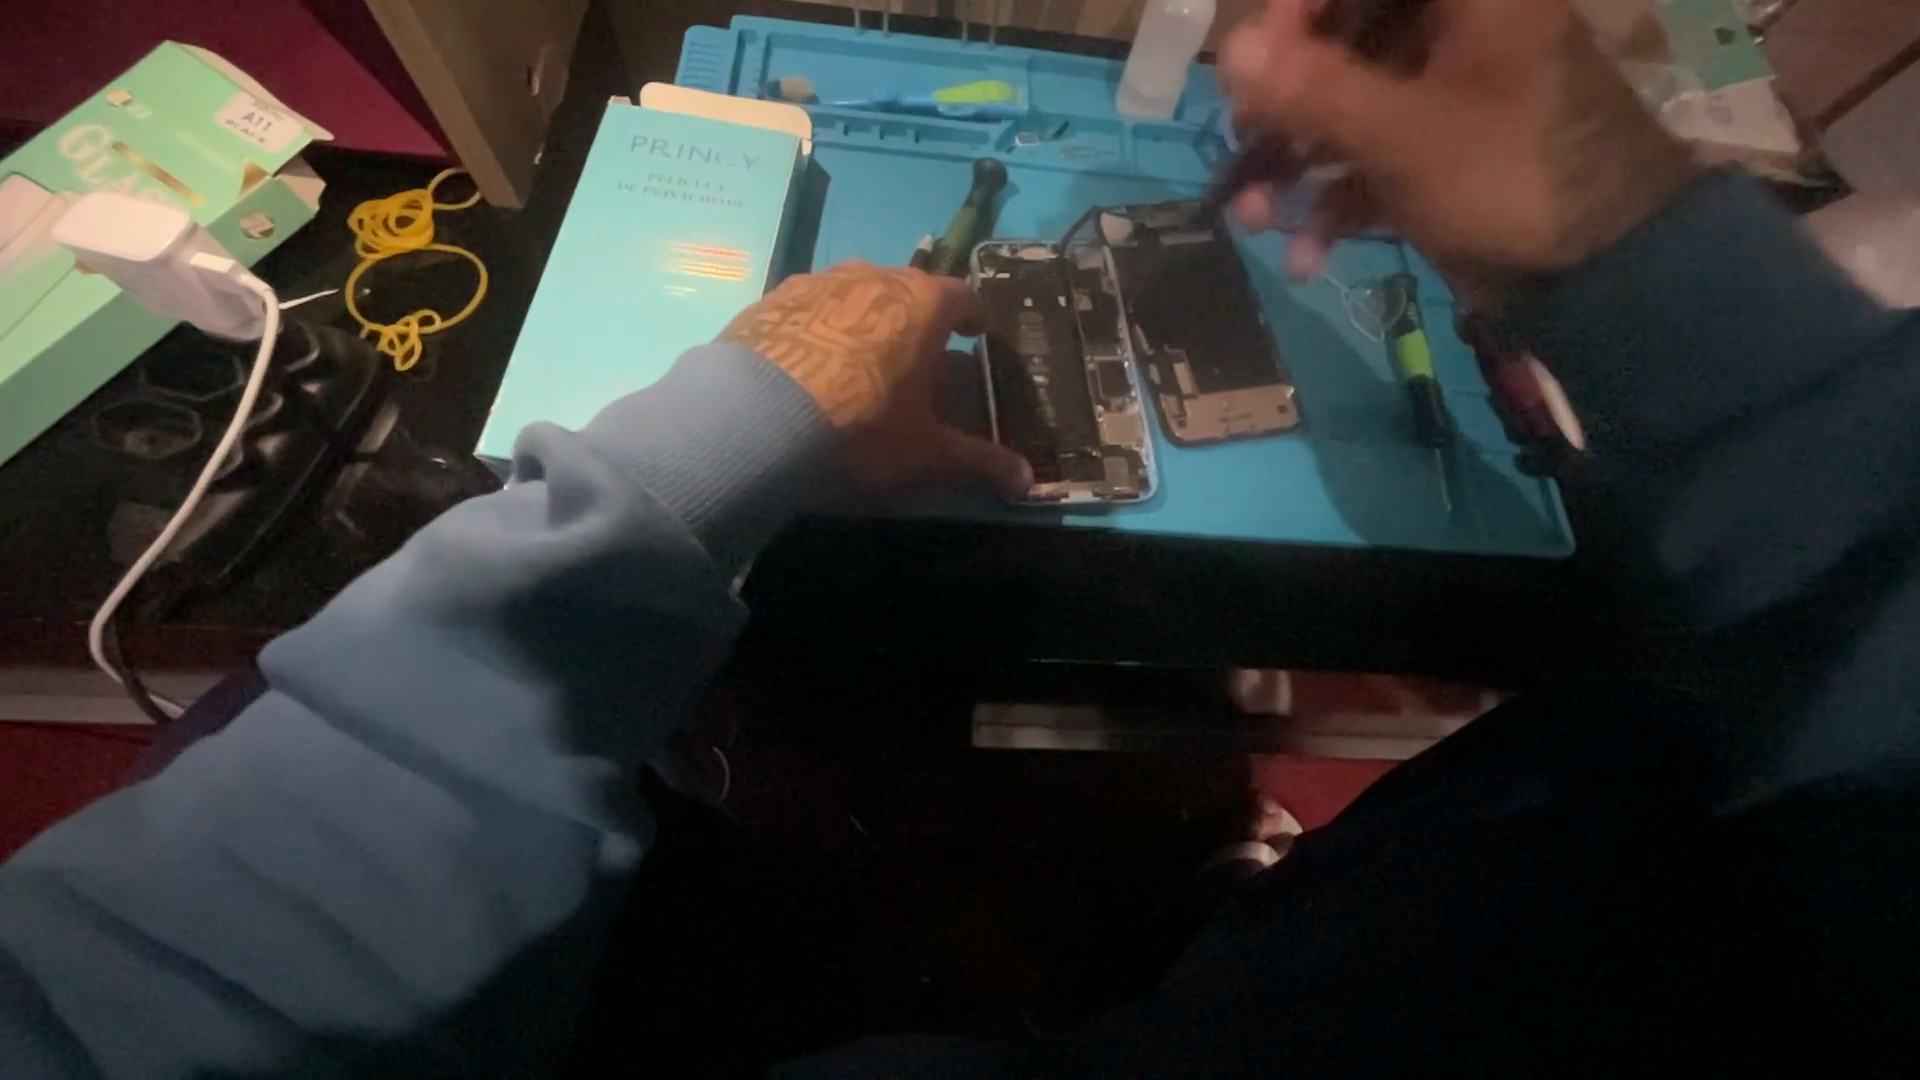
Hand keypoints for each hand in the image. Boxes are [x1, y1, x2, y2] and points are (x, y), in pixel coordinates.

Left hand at [718, 261, 1031, 496]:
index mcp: (921, 305)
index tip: (975, 334)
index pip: (961, 296)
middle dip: (918, 321)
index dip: (972, 316)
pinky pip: (808, 309)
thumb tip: (1027, 482)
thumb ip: (979, 464)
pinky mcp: (768, 301)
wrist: (753, 423)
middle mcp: (871, 278)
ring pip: (855, 294)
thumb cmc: (860, 431)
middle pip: (907, 291)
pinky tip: (809, 365)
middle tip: (919, 360)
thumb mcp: (926, 455)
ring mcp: (815, 283)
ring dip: (867, 320)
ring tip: (862, 361)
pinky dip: (819, 330)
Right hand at [1221, 0, 1699, 300]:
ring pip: (1340, 115)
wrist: (1594, 265)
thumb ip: (1312, 90)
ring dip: (1290, 172)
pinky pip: (1359, 168)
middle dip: (1279, 113)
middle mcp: (1445, 34)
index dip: (1292, 17)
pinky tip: (1305, 257)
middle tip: (1242, 155)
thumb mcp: (1402, 133)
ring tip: (1256, 220)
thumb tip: (1232, 51)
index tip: (1250, 74)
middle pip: (1337, 46)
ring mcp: (1434, 101)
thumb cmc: (1508, 176)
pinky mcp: (1425, 159)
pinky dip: (1326, 210)